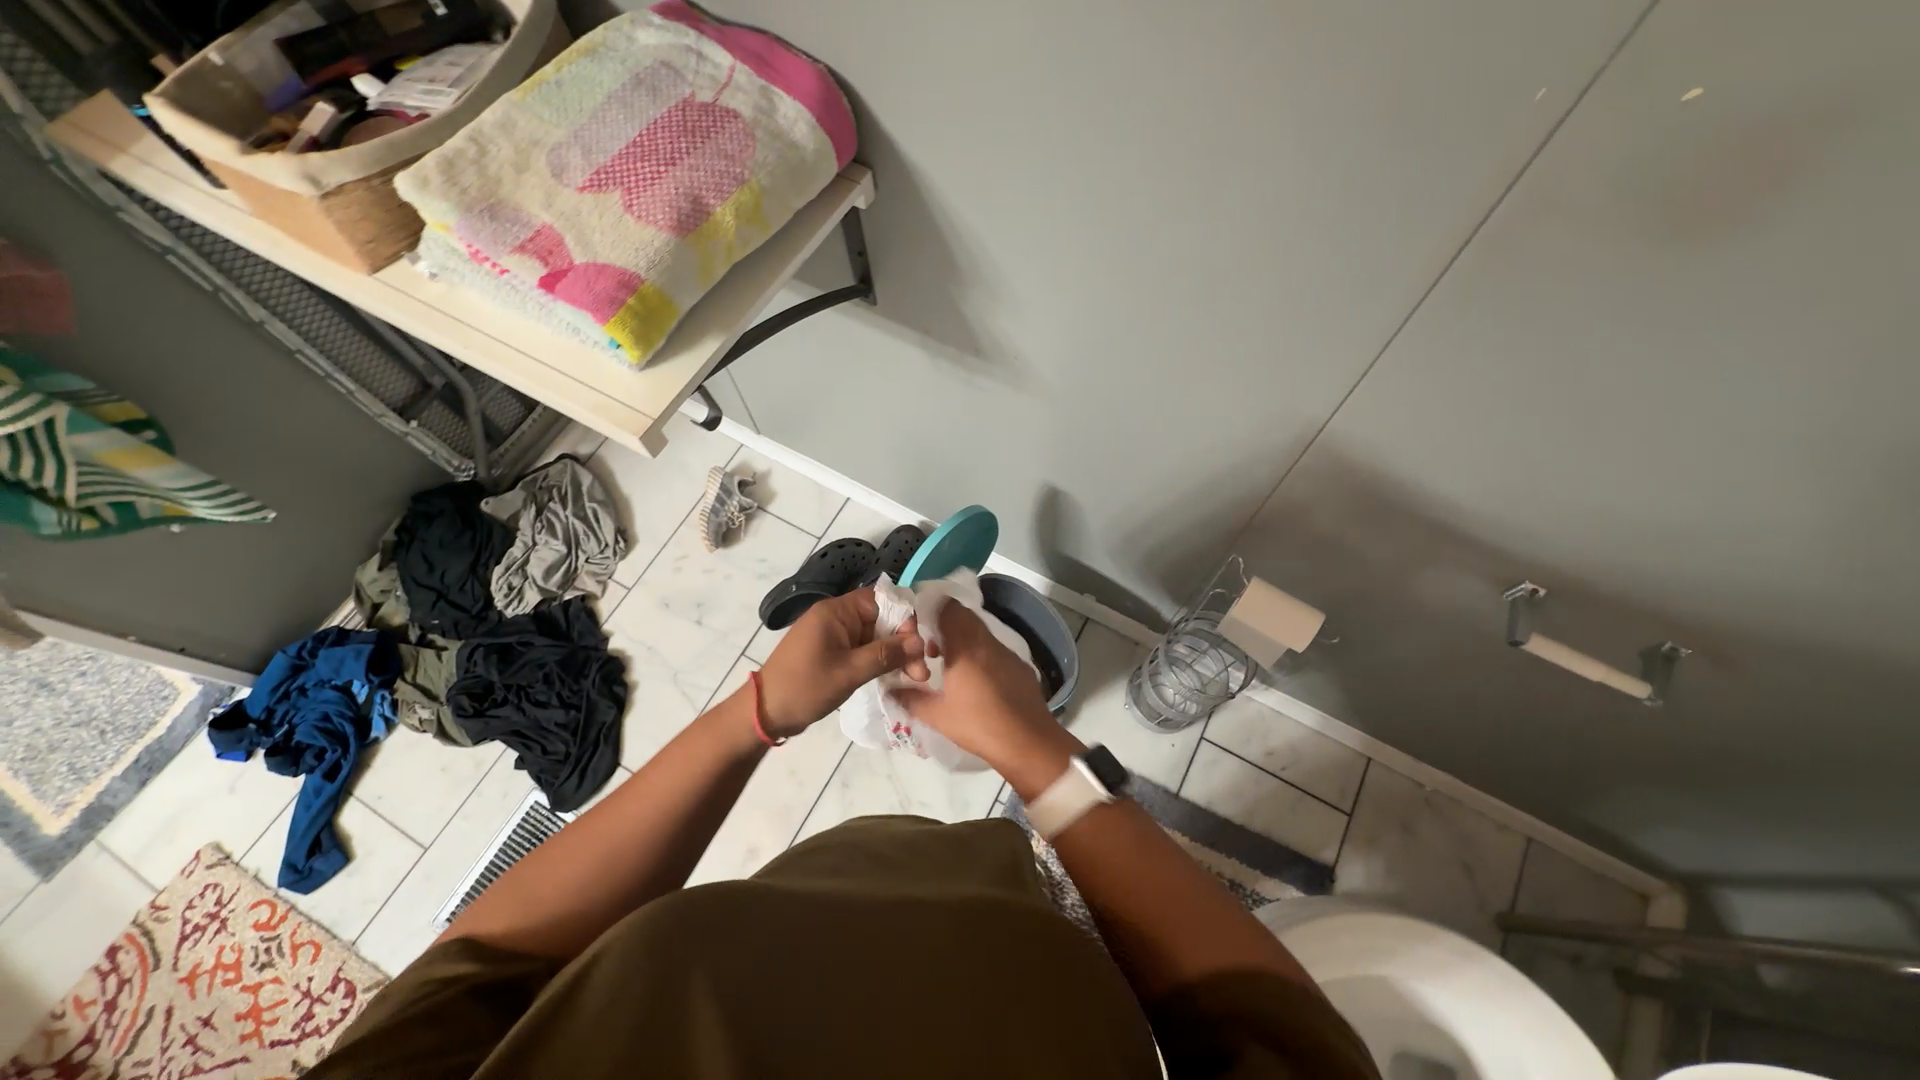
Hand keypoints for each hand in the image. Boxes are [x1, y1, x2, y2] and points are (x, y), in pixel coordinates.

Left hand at [756, 590, 928, 738]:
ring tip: (913, 678)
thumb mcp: (849, 672)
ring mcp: (832, 635)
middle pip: (881, 619)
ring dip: (893, 655)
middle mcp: (835, 617)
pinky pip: (862, 649)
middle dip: (903, 643)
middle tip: (921, 672)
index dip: (904, 621)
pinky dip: (878, 661)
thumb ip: (885, 655)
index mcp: (836, 612)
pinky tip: (894, 678)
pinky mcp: (831, 652)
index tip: (917, 648)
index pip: (882, 601)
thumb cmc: (805, 688)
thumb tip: (919, 642)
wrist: (764, 712)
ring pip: (874, 636)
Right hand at [890, 603, 1077, 777]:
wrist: (1028, 742)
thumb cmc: (979, 725)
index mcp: (965, 647)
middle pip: (964, 617)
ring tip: (948, 665)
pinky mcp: (1020, 666)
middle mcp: (987, 642)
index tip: (917, 626)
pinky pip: (994, 649)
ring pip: (980, 633)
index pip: (948, 608)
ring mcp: (1007, 652)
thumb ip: (910, 699)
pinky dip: (980, 654)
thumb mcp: (937, 716)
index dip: (931, 609)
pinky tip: (975, 680)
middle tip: (930, 649)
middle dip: (944, 626)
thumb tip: (890, 689)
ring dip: (962, 640)